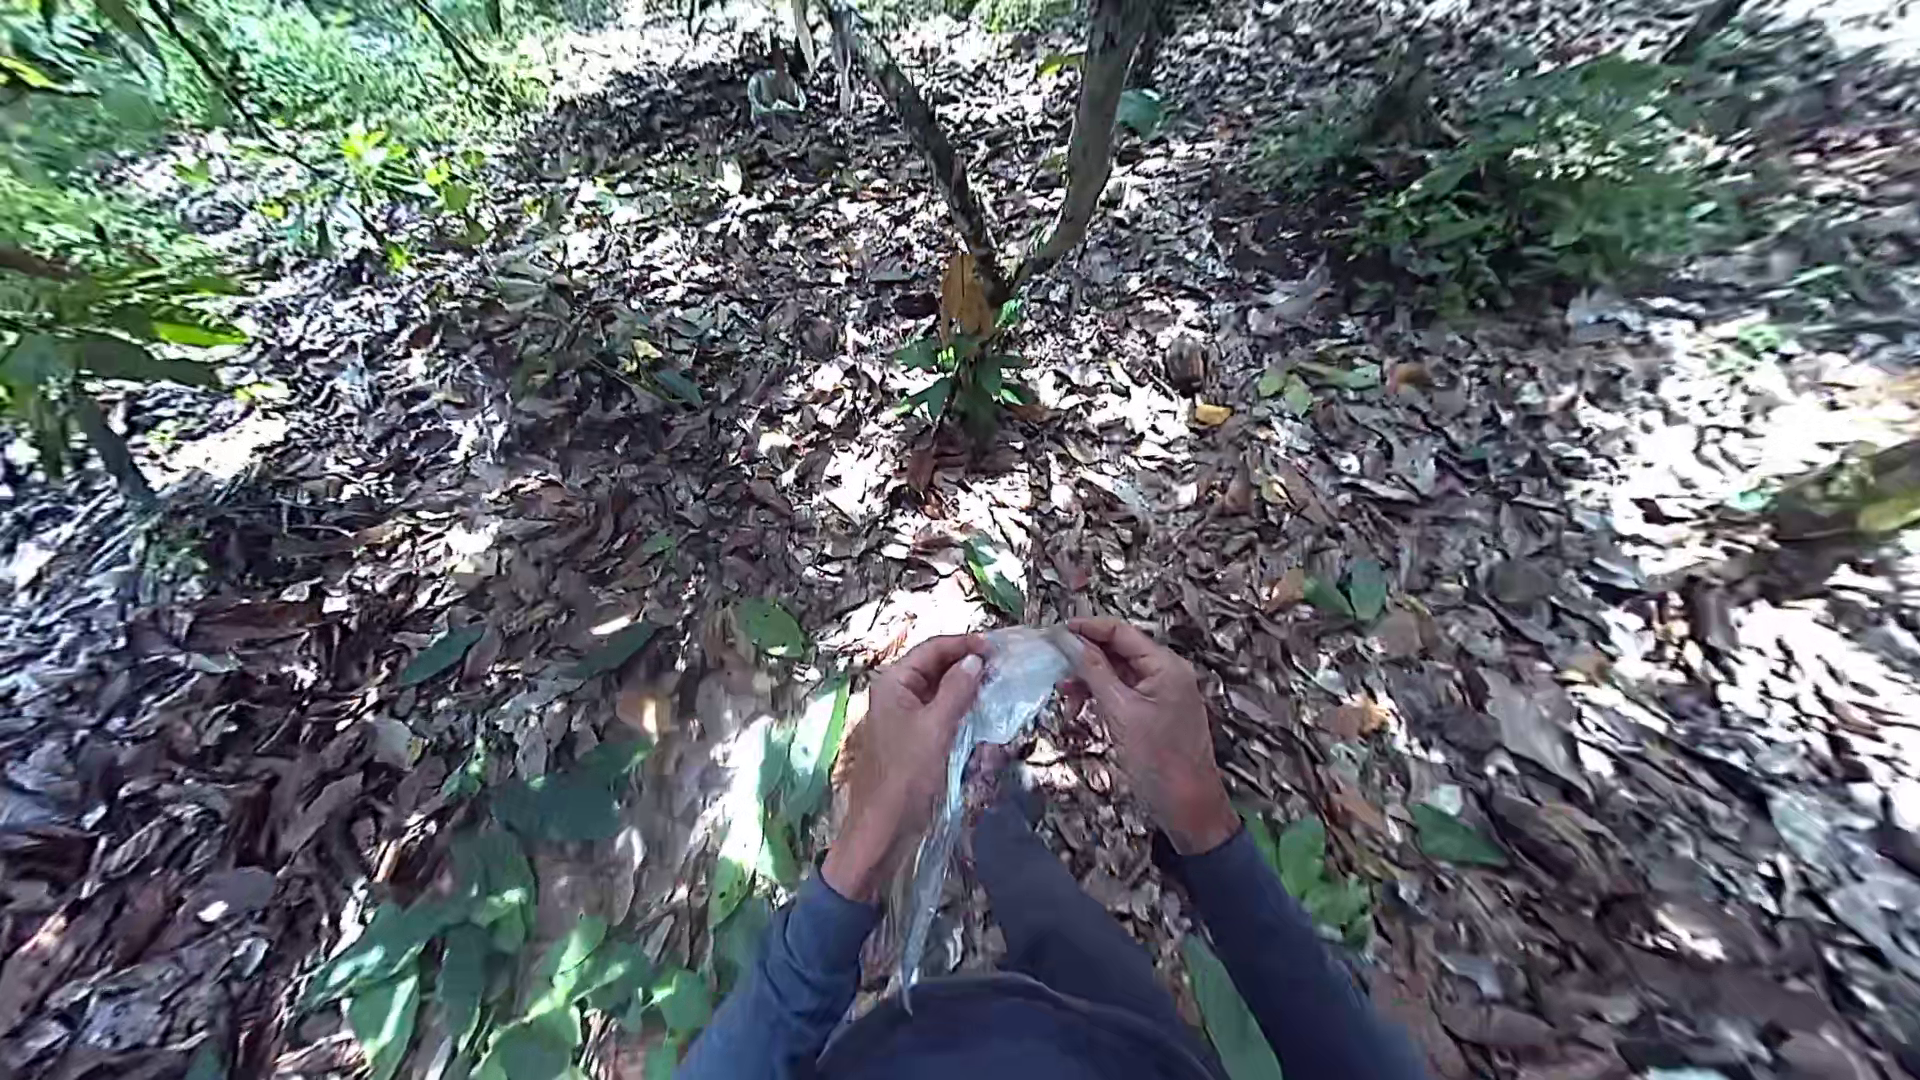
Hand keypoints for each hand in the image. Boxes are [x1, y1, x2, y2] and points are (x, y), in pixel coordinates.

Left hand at [823, 634, 985, 901]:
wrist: (882, 831)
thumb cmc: (906, 775)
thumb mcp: (936, 728)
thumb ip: (957, 690)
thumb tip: (976, 659)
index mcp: (894, 682)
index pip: (932, 649)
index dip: (964, 644)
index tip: (996, 648)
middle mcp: (897, 693)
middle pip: (938, 668)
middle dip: (968, 669)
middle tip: (1000, 671)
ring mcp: (905, 716)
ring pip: (943, 693)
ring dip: (968, 694)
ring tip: (994, 696)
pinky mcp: (915, 739)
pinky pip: (942, 717)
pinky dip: (962, 717)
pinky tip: (980, 725)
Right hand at [1062, 617, 1237, 854]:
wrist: (1188, 807)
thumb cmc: (1159, 760)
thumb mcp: (1120, 711)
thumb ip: (1095, 671)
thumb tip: (1072, 642)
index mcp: (1165, 666)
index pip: (1121, 631)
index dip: (1088, 628)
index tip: (1058, 631)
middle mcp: (1166, 673)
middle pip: (1118, 650)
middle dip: (1086, 657)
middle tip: (1057, 665)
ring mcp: (1161, 692)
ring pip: (1117, 672)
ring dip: (1090, 679)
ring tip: (1065, 693)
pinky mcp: (1154, 711)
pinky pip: (1123, 691)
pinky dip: (1101, 695)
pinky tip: (1081, 706)